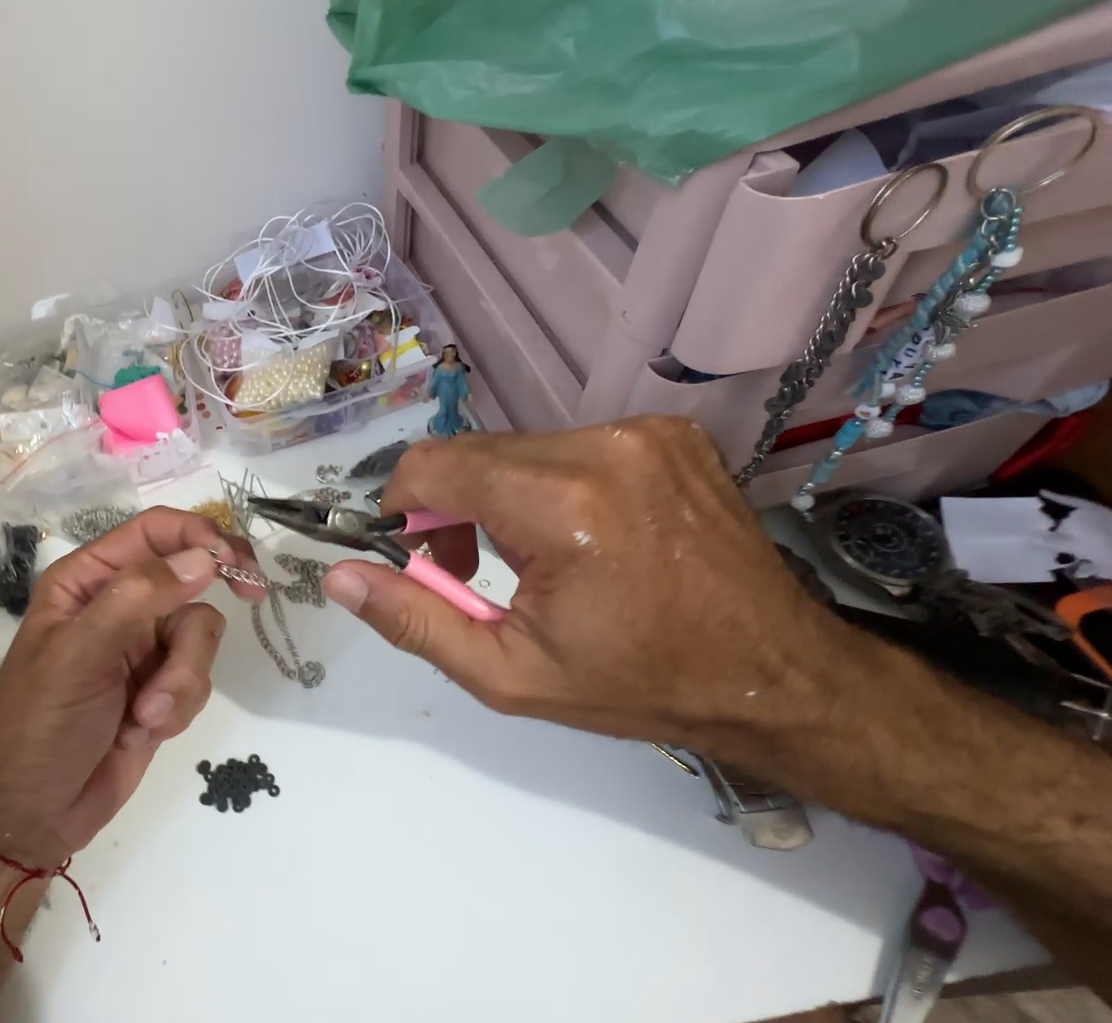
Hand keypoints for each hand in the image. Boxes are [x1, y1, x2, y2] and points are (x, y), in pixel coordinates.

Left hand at [0, 507, 264, 866]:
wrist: (35, 811)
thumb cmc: (41, 722)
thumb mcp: (79, 653)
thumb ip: (139, 597)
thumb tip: (205, 557)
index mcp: (88, 582)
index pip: (152, 532)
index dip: (197, 534)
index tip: (233, 561)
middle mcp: (120, 606)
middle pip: (191, 578)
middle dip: (208, 606)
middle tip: (253, 595)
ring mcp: (143, 648)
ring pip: (201, 633)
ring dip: (184, 675)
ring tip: (147, 713)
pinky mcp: (162, 689)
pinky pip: (199, 677)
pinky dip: (181, 704)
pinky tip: (145, 729)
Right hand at [321, 415, 855, 754]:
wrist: (779, 676)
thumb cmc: (638, 685)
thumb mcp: (508, 674)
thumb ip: (414, 620)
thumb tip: (338, 577)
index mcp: (563, 506)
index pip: (434, 466)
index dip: (401, 505)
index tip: (412, 552)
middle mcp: (603, 447)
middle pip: (471, 452)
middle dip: (447, 504)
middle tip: (465, 566)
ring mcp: (642, 432)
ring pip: (514, 447)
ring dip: (494, 493)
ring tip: (523, 556)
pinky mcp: (665, 432)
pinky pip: (563, 445)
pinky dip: (542, 482)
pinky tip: (571, 532)